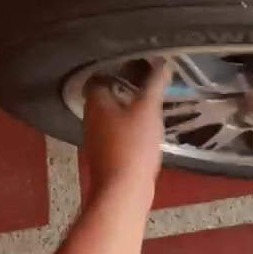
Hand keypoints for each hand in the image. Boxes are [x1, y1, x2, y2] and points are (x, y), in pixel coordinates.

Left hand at [81, 61, 170, 198]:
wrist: (123, 191)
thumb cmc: (133, 145)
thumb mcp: (148, 109)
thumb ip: (154, 85)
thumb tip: (161, 62)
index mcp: (96, 102)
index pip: (99, 76)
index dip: (117, 69)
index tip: (137, 66)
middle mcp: (90, 118)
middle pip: (105, 95)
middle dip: (125, 88)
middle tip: (148, 83)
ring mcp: (96, 138)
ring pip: (111, 115)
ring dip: (128, 109)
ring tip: (151, 104)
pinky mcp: (105, 154)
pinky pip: (116, 132)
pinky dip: (128, 127)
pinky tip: (146, 129)